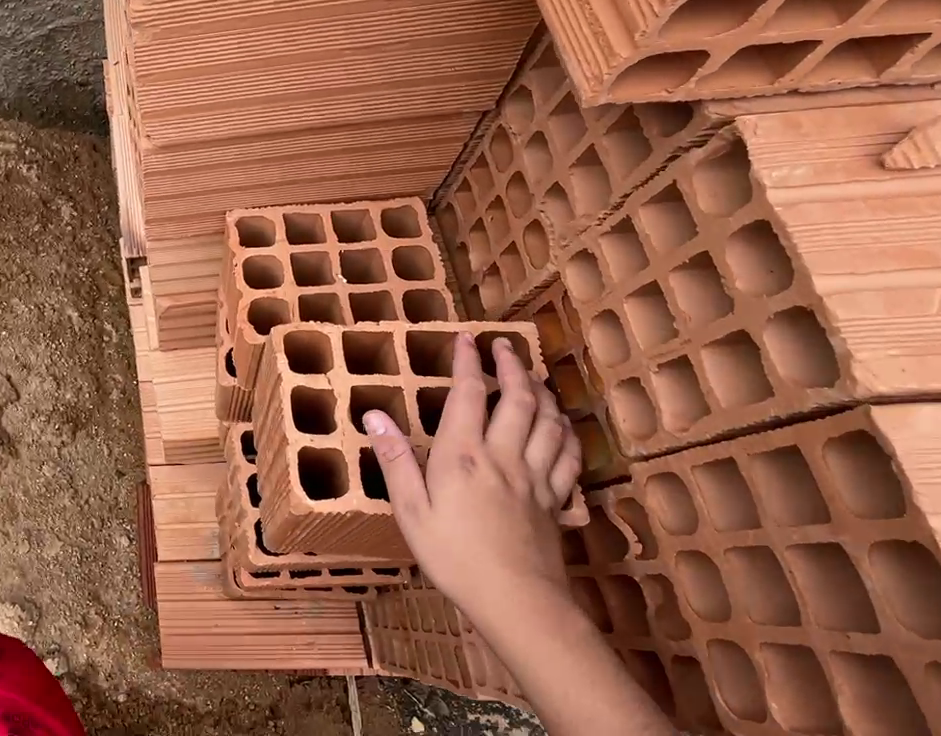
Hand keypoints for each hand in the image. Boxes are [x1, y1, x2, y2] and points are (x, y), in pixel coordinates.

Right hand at [362, 331, 580, 626]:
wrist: (517, 601)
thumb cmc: (453, 555)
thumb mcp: (410, 509)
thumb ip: (394, 459)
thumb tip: (373, 413)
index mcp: (463, 454)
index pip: (469, 394)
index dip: (468, 362)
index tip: (466, 338)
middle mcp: (504, 456)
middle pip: (518, 399)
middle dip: (512, 366)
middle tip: (505, 346)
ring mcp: (535, 477)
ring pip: (549, 422)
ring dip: (542, 392)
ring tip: (533, 376)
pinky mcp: (555, 500)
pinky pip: (568, 455)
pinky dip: (566, 431)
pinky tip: (562, 425)